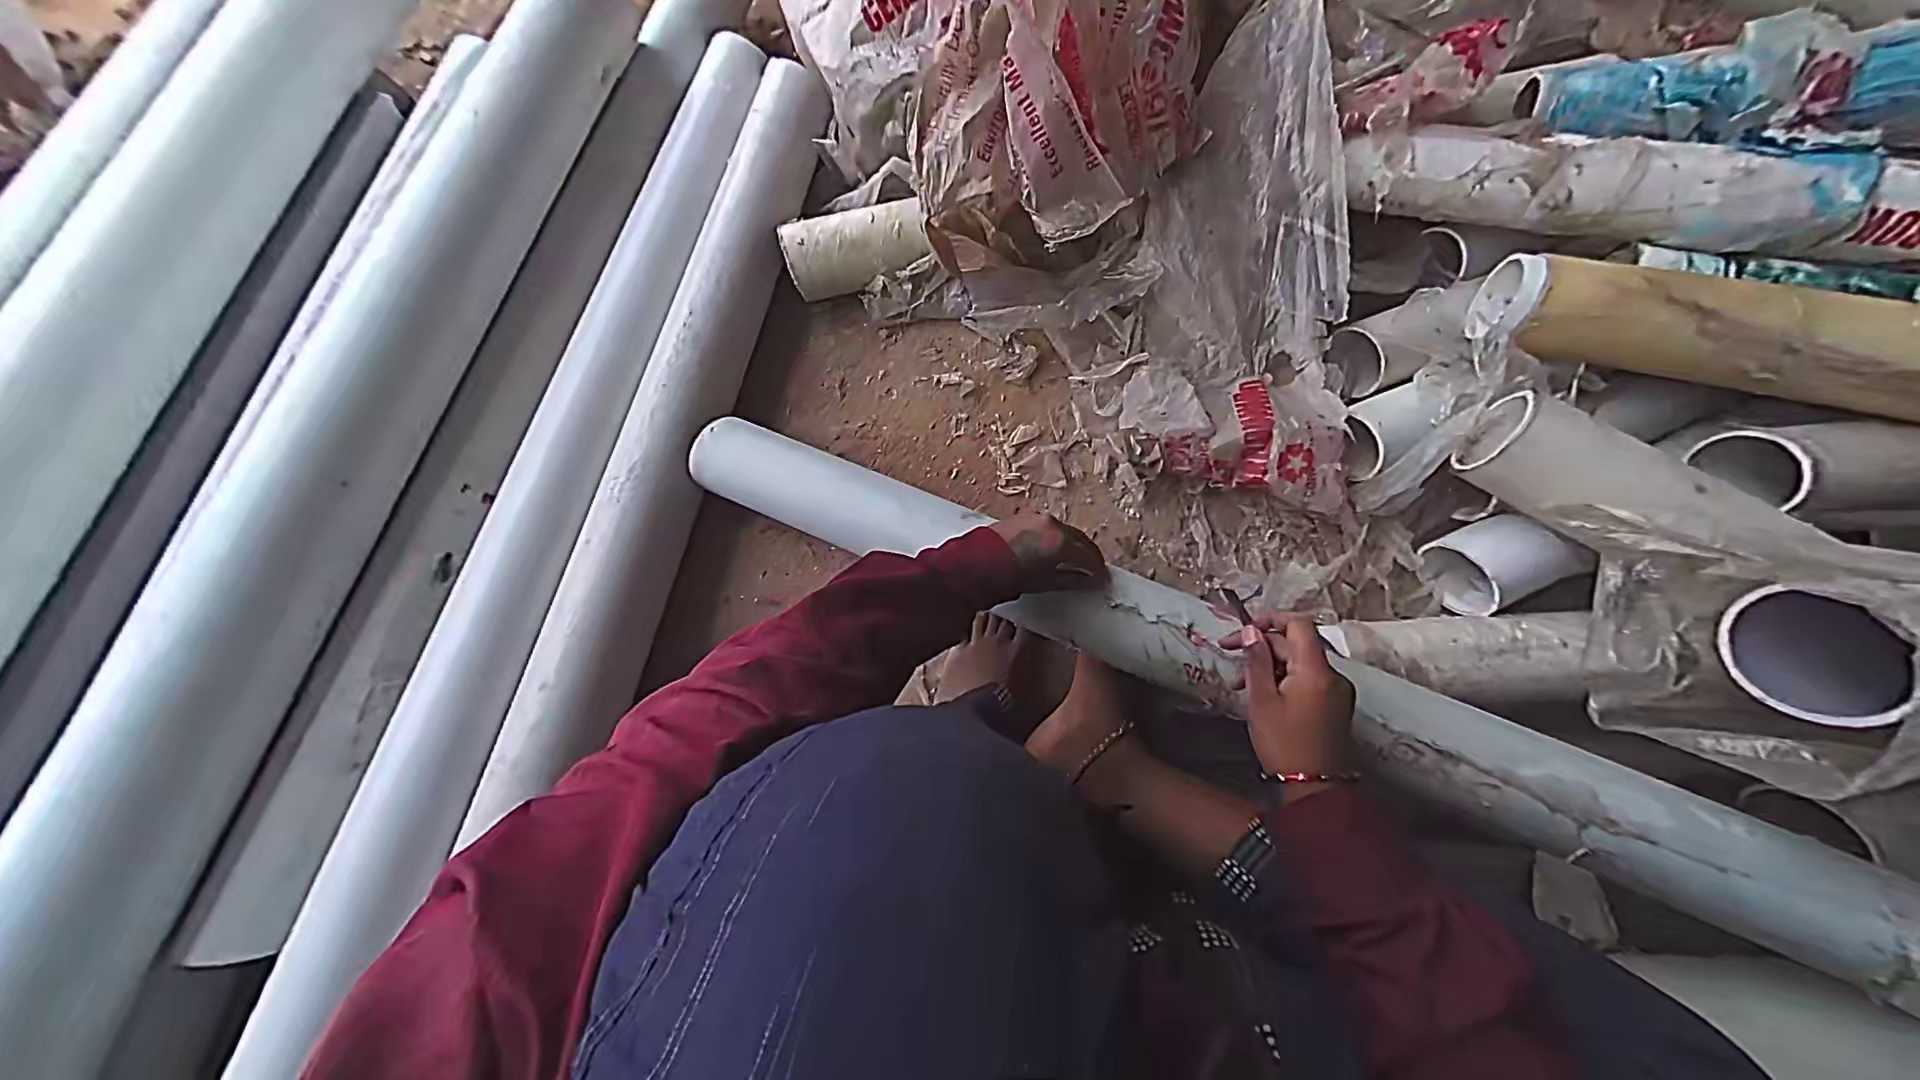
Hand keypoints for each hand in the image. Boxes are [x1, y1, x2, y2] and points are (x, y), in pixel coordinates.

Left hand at [990, 513, 1107, 593]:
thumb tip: (1088, 581)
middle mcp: (1052, 525)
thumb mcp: (1044, 582)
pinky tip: (1055, 548)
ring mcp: (1037, 518)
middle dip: (1088, 555)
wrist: (974, 565)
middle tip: (1093, 570)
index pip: (1088, 556)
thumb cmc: (1008, 577)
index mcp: (1061, 543)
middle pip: (1080, 540)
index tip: (1101, 579)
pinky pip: (1049, 526)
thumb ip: (1070, 580)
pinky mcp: (1024, 517)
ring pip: (1065, 531)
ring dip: (1073, 544)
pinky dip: (1056, 537)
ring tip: (1075, 560)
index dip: (1096, 570)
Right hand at [1232, 616, 1355, 801]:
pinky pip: (1307, 678)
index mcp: (1316, 670)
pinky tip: (1264, 695)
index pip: (1299, 625)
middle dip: (1264, 647)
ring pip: (1300, 661)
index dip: (1270, 619)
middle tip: (1233, 661)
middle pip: (1297, 644)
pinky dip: (1284, 678)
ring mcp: (1337, 690)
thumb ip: (1256, 661)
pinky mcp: (1334, 704)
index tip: (1244, 630)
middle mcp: (1333, 675)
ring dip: (1271, 664)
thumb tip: (1250, 632)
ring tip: (1244, 684)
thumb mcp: (1261, 699)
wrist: (1315, 788)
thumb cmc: (1284, 743)